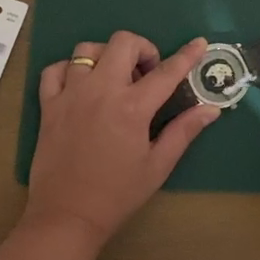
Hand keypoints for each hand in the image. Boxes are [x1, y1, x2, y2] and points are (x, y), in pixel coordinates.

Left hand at [25, 32, 219, 246]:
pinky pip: (55, 70)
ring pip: (87, 50)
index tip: (199, 43)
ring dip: (107, 56)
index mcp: (132, 107)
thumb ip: (184, 131)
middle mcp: (100, 91)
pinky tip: (81, 86)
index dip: (187, 55)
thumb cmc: (118, 194)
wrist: (67, 216)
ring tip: (115, 79)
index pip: (166, 71)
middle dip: (143, 49)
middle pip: (123, 43)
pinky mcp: (48, 105)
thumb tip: (211, 109)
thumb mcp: (158, 165)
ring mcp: (70, 95)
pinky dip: (70, 70)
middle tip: (148, 74)